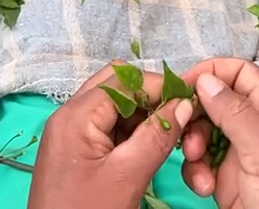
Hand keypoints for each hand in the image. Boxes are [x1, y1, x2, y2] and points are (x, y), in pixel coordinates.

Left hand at [28, 64, 195, 208]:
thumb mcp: (126, 178)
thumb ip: (157, 137)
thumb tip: (184, 104)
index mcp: (76, 115)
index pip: (124, 80)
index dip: (159, 86)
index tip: (189, 99)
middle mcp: (69, 114)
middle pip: (116, 84)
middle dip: (149, 95)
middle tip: (177, 114)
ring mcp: (70, 132)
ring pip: (113, 103)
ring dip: (142, 112)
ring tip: (168, 132)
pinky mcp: (75, 150)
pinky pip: (107, 124)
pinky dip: (130, 129)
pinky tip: (149, 145)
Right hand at [179, 57, 258, 208]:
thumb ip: (235, 113)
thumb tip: (206, 78)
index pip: (242, 75)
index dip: (214, 71)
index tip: (185, 83)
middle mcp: (258, 131)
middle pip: (219, 104)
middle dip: (198, 114)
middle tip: (182, 128)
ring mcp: (243, 159)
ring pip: (208, 135)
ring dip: (195, 145)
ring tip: (196, 162)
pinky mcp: (229, 185)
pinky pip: (205, 166)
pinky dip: (198, 173)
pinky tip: (203, 187)